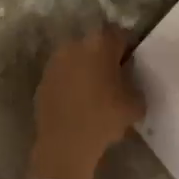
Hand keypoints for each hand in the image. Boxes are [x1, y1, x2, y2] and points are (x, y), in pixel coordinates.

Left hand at [27, 26, 145, 178]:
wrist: (65, 144)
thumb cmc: (104, 118)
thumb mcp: (136, 104)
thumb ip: (136, 86)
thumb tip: (129, 84)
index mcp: (100, 43)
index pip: (120, 35)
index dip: (128, 49)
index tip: (132, 66)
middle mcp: (75, 45)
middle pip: (95, 45)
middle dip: (104, 58)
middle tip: (114, 80)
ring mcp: (55, 62)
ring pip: (76, 60)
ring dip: (85, 70)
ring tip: (94, 94)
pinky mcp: (42, 81)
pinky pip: (62, 77)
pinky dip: (70, 84)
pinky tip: (77, 104)